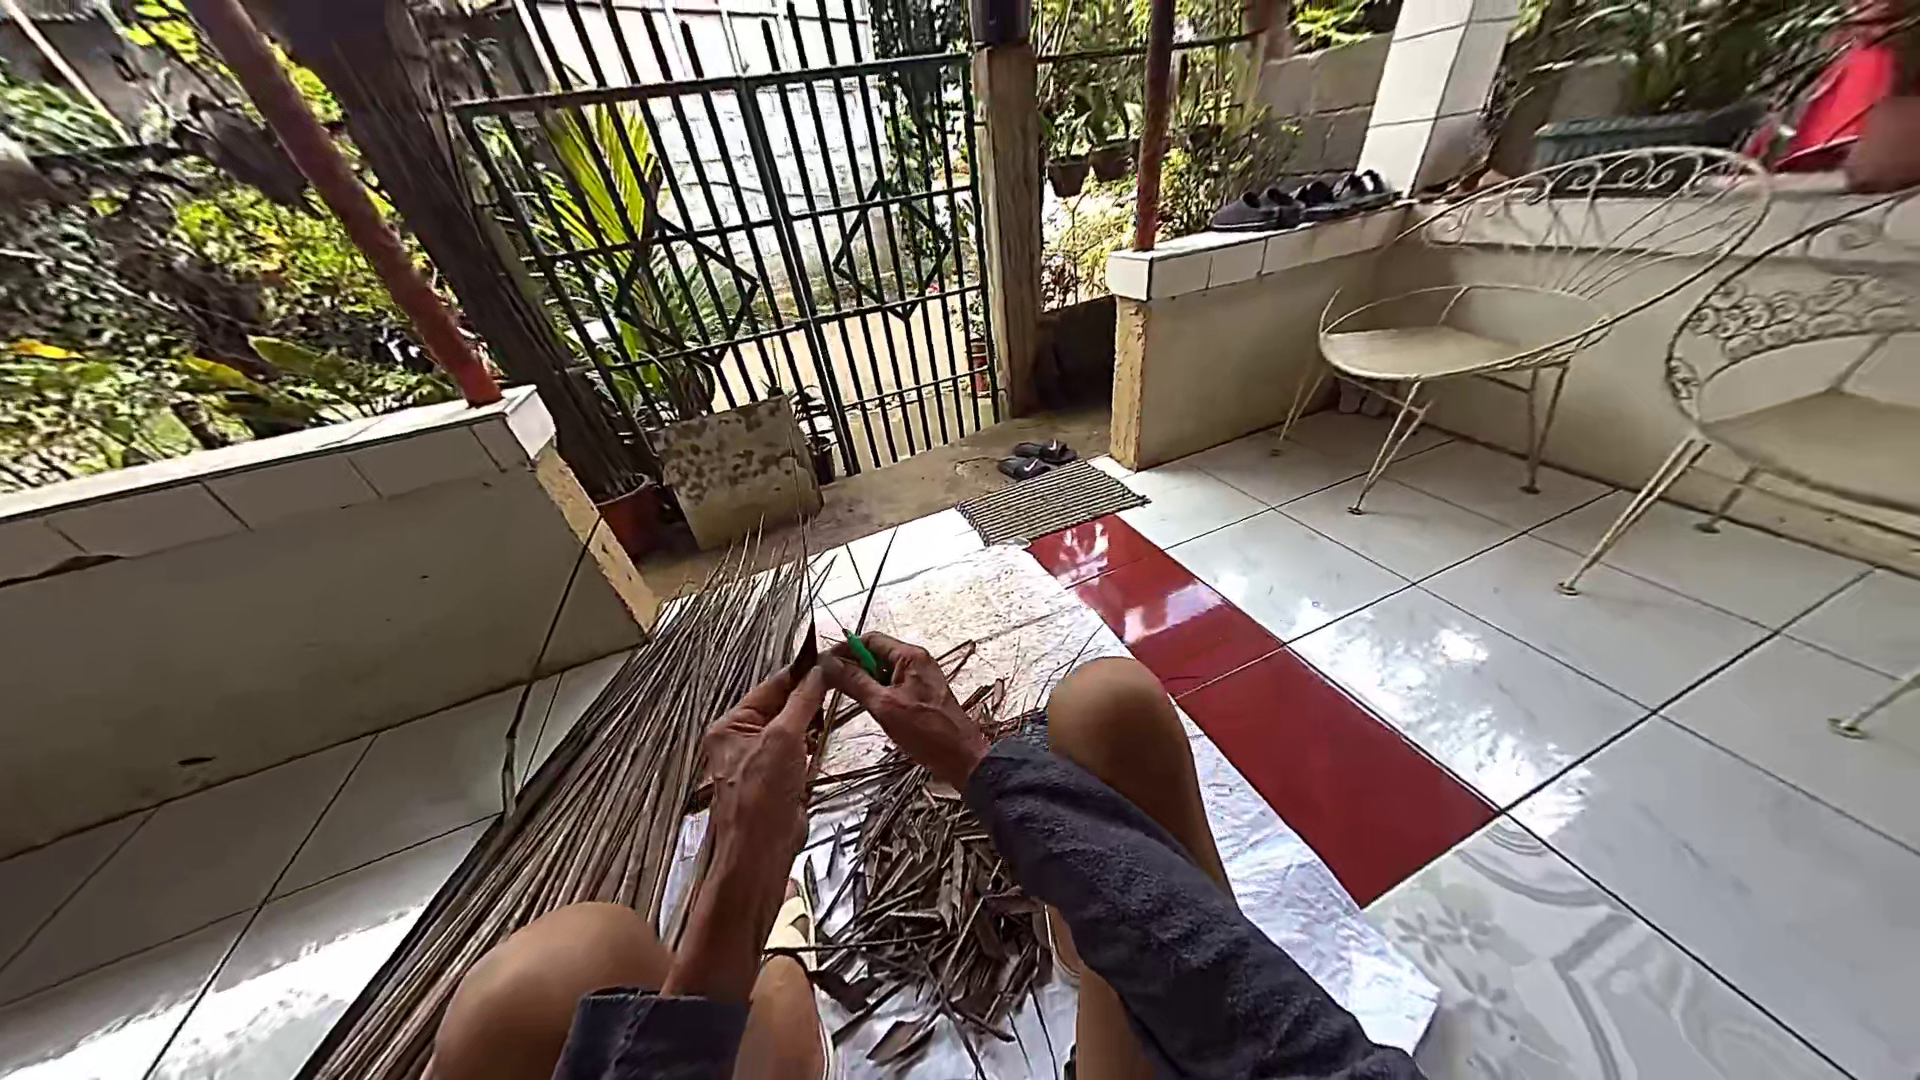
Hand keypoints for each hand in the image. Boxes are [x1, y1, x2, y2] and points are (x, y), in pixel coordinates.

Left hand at [664, 666, 825, 1002]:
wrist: (760, 854)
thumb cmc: (760, 797)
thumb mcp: (784, 736)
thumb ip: (803, 699)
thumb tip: (820, 670)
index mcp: (732, 725)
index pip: (772, 686)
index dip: (801, 675)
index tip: (828, 662)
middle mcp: (743, 740)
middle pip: (784, 706)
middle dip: (808, 703)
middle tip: (834, 693)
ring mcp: (760, 760)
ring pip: (796, 729)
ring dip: (812, 728)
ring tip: (822, 729)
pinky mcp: (778, 778)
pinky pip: (800, 752)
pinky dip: (812, 750)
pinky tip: (817, 754)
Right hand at [820, 633, 988, 788]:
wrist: (959, 757)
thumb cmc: (928, 732)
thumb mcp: (884, 705)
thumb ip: (855, 682)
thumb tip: (829, 665)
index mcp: (911, 656)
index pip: (871, 640)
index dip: (845, 649)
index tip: (825, 663)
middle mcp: (916, 662)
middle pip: (876, 654)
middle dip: (853, 666)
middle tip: (830, 683)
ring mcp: (919, 678)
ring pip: (882, 672)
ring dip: (864, 681)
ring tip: (848, 698)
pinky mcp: (920, 694)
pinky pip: (892, 685)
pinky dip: (877, 693)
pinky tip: (869, 708)